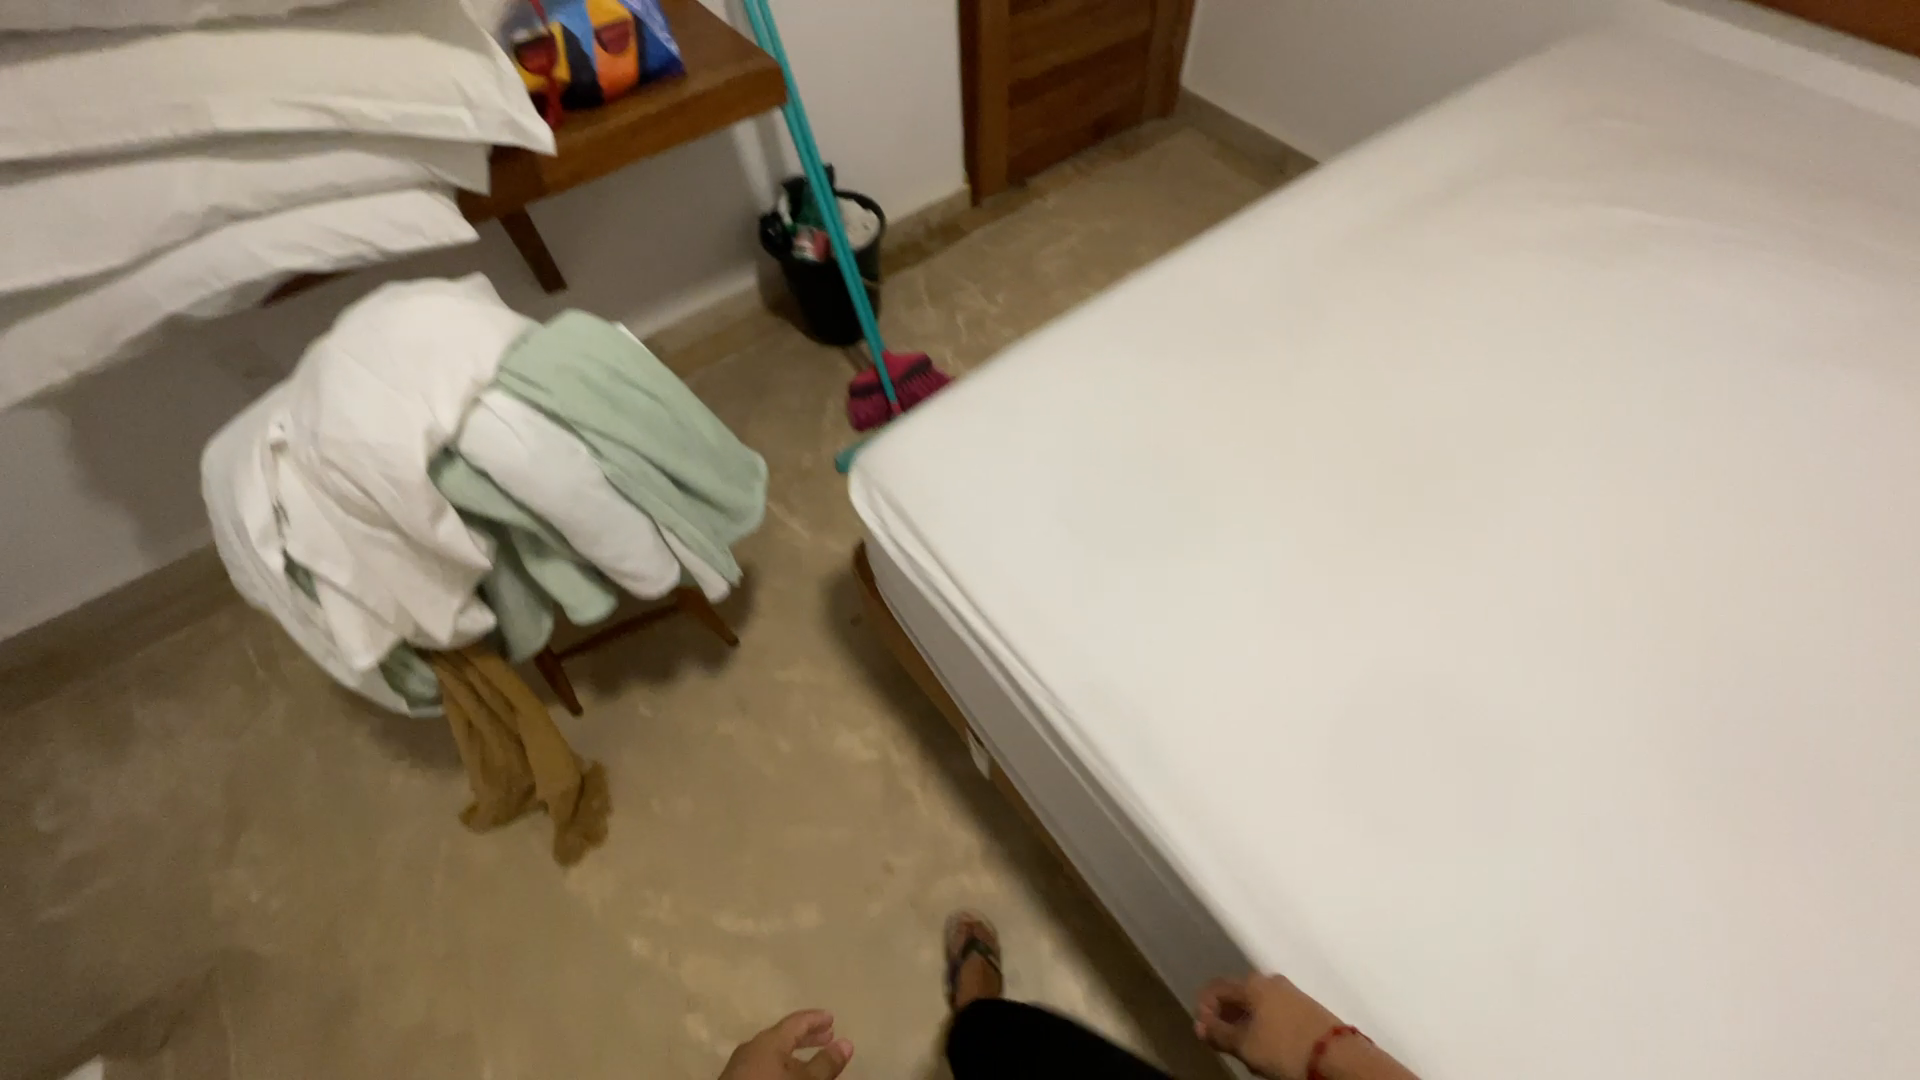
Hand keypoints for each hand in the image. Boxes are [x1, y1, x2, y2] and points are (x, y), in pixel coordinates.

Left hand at [718, 1010, 854, 1079]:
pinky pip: (763, 1068)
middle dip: (807, 1038)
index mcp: (769, 1039)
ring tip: (811, 1064)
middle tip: (827, 1038)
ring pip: (773, 1055)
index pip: (797, 1021)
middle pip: (784, 1036)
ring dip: (794, 1057)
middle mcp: (753, 1047)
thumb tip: (846, 1043)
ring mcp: (740, 1066)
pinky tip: (786, 1078)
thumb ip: (824, 1064)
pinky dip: (780, 1069)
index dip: (816, 1019)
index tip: (832, 1018)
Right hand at [1194, 973, 1342, 1079]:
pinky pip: (1275, 1013)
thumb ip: (1219, 1034)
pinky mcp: (1306, 1008)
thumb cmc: (1285, 1048)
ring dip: (1247, 1027)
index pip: (1215, 988)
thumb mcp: (1246, 1046)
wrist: (1340, 1057)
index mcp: (1250, 983)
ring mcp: (1290, 992)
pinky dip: (1265, 1028)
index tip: (1205, 1033)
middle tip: (1226, 1046)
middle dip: (1227, 1021)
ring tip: (1249, 1053)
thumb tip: (1199, 1026)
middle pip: (1237, 996)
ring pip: (1257, 1007)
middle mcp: (1269, 980)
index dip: (1204, 1009)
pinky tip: (1270, 1049)